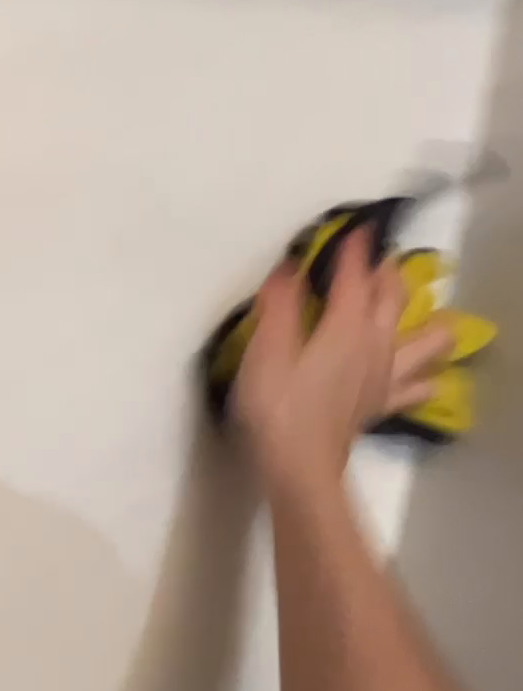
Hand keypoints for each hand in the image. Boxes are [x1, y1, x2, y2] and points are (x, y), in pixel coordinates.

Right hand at [233, 226, 453, 494]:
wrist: (298, 461)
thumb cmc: (274, 405)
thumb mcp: (263, 353)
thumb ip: (277, 310)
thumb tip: (287, 269)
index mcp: (345, 329)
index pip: (352, 281)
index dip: (352, 253)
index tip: (353, 229)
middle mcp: (375, 345)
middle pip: (392, 301)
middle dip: (385, 274)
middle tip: (376, 257)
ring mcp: (385, 375)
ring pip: (425, 339)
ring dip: (425, 321)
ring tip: (416, 313)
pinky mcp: (381, 402)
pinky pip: (417, 384)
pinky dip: (422, 373)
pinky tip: (415, 372)